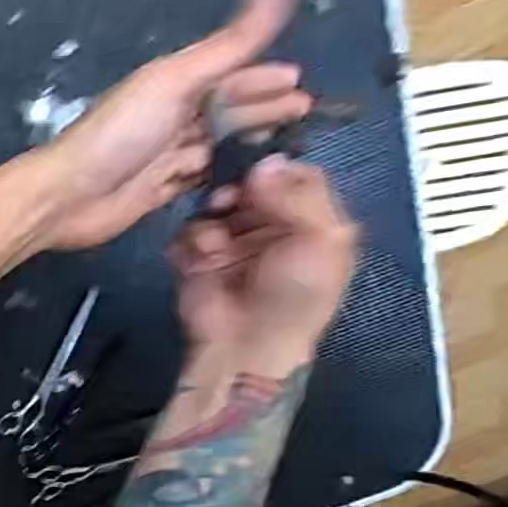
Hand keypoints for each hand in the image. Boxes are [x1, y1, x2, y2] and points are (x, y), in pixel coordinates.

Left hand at [35, 0, 311, 250]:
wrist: (68, 195)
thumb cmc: (121, 134)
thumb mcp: (175, 81)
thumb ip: (227, 46)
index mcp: (174, 86)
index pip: (226, 76)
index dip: (261, 78)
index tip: (298, 81)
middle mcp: (171, 120)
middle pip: (224, 112)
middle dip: (260, 110)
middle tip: (302, 112)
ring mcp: (163, 159)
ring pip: (214, 149)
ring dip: (244, 147)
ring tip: (279, 152)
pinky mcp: (157, 194)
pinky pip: (197, 184)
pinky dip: (219, 181)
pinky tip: (242, 185)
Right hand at [168, 155, 356, 370]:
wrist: (246, 344)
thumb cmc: (294, 295)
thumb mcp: (321, 240)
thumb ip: (300, 194)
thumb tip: (266, 162)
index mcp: (309, 224)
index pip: (294, 178)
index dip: (276, 172)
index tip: (259, 174)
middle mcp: (270, 230)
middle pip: (249, 188)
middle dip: (236, 191)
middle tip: (227, 201)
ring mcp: (231, 245)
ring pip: (214, 208)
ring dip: (210, 221)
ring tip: (212, 243)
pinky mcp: (197, 261)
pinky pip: (186, 234)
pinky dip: (188, 243)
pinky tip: (198, 258)